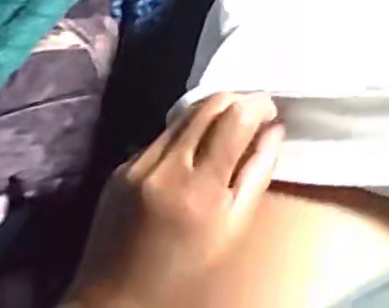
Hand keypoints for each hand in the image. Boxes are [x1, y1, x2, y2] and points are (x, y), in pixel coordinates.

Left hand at [66, 93, 283, 307]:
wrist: (113, 303)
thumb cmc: (184, 270)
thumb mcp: (234, 227)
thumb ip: (259, 172)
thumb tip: (276, 128)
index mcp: (199, 187)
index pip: (237, 116)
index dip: (260, 104)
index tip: (270, 114)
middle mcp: (166, 167)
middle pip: (213, 102)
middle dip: (240, 101)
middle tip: (252, 119)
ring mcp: (138, 165)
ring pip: (188, 113)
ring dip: (213, 115)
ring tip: (224, 135)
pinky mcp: (121, 168)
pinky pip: (165, 135)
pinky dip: (186, 137)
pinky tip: (189, 160)